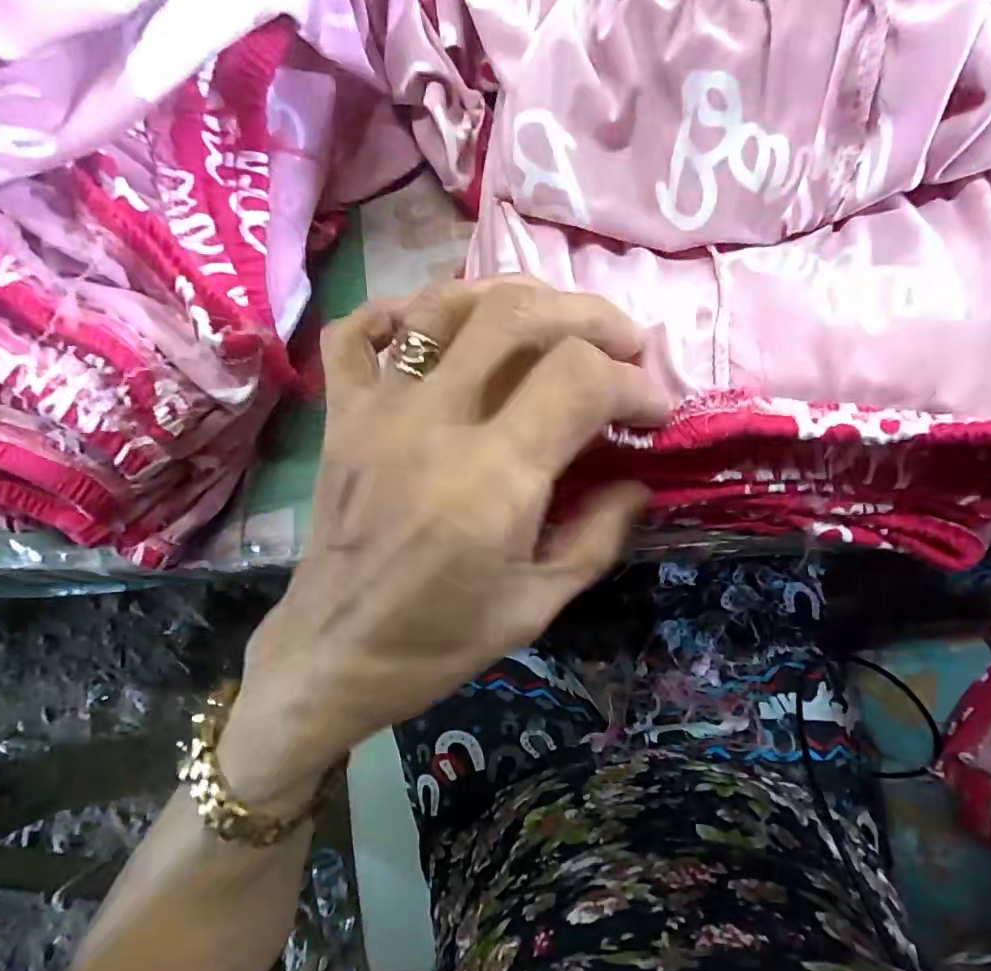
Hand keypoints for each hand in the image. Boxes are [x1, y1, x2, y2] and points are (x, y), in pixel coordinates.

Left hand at [218, 280, 669, 805]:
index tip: (654, 411)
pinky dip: (394, 313)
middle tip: (624, 342)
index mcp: (494, 477)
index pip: (579, 378)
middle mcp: (435, 423)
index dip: (633, 383)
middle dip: (588, 315)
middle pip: (516, 315)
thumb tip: (637, 484)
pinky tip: (430, 325)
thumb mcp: (536, 605)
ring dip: (507, 296)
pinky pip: (353, 336)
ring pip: (441, 306)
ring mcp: (378, 413)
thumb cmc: (439, 641)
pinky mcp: (341, 420)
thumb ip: (597, 537)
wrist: (336, 654)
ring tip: (546, 320)